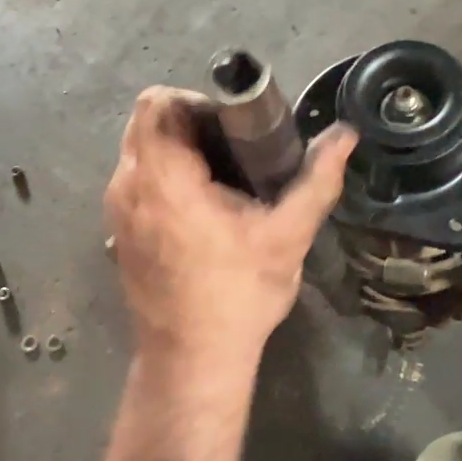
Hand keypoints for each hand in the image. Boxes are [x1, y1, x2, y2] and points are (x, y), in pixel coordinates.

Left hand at [105, 87, 356, 373]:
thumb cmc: (238, 295)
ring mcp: (116, 210)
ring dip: (177, 151)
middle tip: (234, 151)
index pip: (159, 103)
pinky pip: (136, 180)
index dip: (197, 102)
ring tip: (221, 180)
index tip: (234, 128)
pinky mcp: (117, 231)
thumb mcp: (287, 236)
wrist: (192, 359)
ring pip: (140, 151)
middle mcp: (128, 186)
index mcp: (163, 178)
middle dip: (190, 124)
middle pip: (148, 122)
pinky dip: (164, 177)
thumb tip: (345, 134)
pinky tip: (200, 210)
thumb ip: (316, 179)